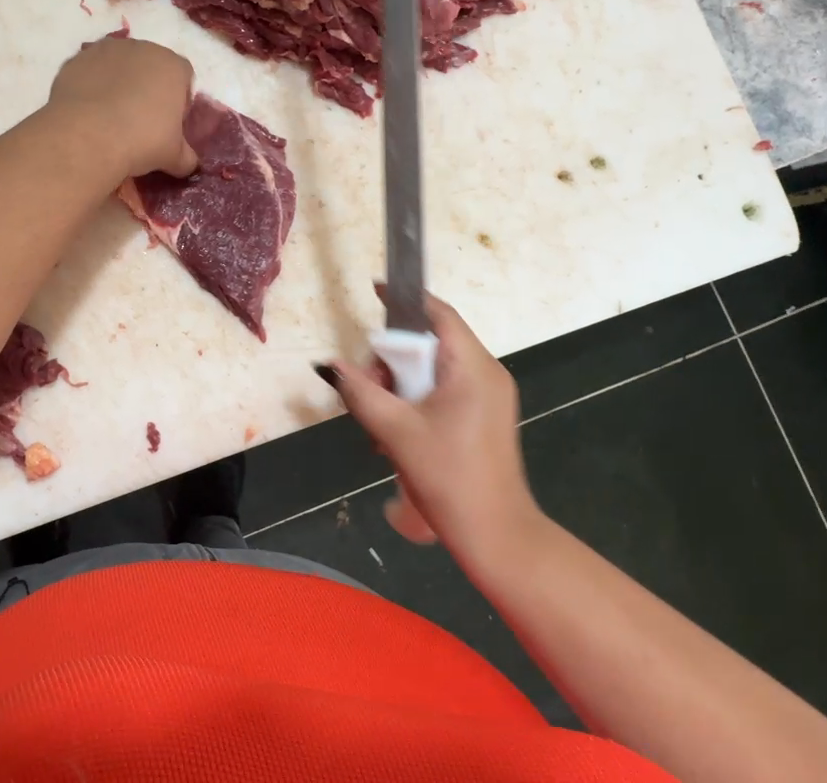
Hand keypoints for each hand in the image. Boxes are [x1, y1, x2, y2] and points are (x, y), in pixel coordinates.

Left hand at [47, 37, 199, 178]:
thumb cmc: (142, 141)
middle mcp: (141, 48)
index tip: (167, 124)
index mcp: (172, 66)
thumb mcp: (173, 156)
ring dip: (117, 84)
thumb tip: (190, 164)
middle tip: (138, 121)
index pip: (184, 77)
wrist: (87, 137)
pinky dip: (90, 86)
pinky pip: (89, 72)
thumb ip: (185, 157)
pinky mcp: (76, 59)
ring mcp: (106, 50)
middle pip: (150, 66)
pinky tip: (87, 112)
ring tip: (109, 117)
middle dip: (146, 88)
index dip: (178, 101)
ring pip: (118, 66)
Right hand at [329, 294, 540, 564]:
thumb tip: (330, 366)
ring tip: (380, 421)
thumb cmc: (448, 477)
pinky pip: (443, 391)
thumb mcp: (395, 431)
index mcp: (472, 368)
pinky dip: (415, 400)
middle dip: (391, 360)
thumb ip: (360, 391)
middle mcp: (486, 374)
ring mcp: (489, 397)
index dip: (404, 299)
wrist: (496, 534)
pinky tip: (397, 433)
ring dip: (400, 385)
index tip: (374, 292)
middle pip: (430, 343)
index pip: (438, 314)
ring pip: (432, 370)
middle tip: (367, 390)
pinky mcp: (484, 417)